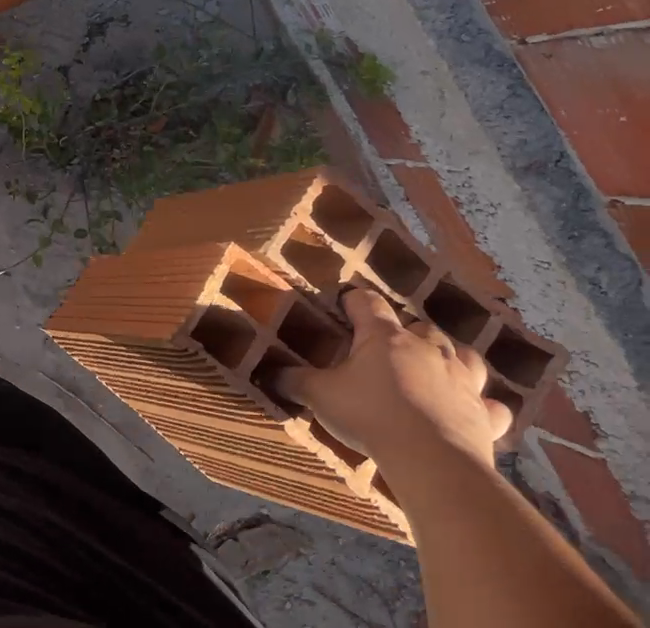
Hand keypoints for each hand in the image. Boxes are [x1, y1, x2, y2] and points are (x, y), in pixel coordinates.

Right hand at [275, 289, 512, 471]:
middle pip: (422, 327)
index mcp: (386, 338)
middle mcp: (429, 351)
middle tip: (387, 345)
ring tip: (437, 366)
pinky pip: (493, 405)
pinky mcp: (487, 416)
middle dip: (407, 331)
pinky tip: (476, 408)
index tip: (343, 305)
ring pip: (466, 357)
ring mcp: (464, 383)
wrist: (432, 460)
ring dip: (452, 357)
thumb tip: (267, 372)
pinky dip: (485, 404)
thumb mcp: (317, 394)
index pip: (369, 303)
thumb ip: (292, 379)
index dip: (354, 300)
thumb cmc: (369, 414)